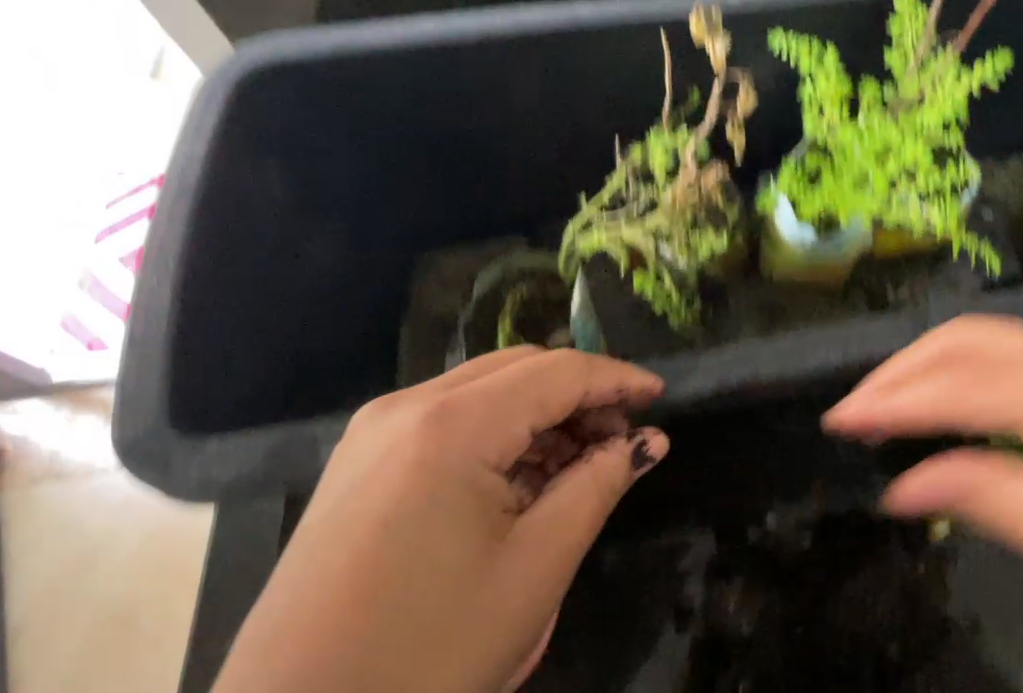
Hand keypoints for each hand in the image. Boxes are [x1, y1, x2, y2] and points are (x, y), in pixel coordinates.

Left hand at [213, 347, 668, 692]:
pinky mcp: (359, 465)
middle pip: (518, 370)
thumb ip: (598, 486)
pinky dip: (498, 437)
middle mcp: (406, 408)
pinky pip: (448, 424)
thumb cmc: (426, 652)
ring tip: (582, 465)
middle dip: (580, 394)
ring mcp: (374, 434)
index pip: (556, 372)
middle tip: (625, 440)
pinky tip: (524, 481)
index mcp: (450, 425)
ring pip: (483, 393)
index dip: (616, 378)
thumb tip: (647, 441)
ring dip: (540, 415)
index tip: (663, 397)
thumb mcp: (534, 568)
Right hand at [824, 317, 1022, 692]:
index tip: (836, 419)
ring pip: (983, 340)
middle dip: (899, 371)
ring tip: (882, 402)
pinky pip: (1007, 354)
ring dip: (927, 365)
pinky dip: (960, 369)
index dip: (890, 399)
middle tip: (850, 410)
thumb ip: (973, 491)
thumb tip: (896, 483)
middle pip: (962, 340)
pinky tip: (941, 397)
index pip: (954, 381)